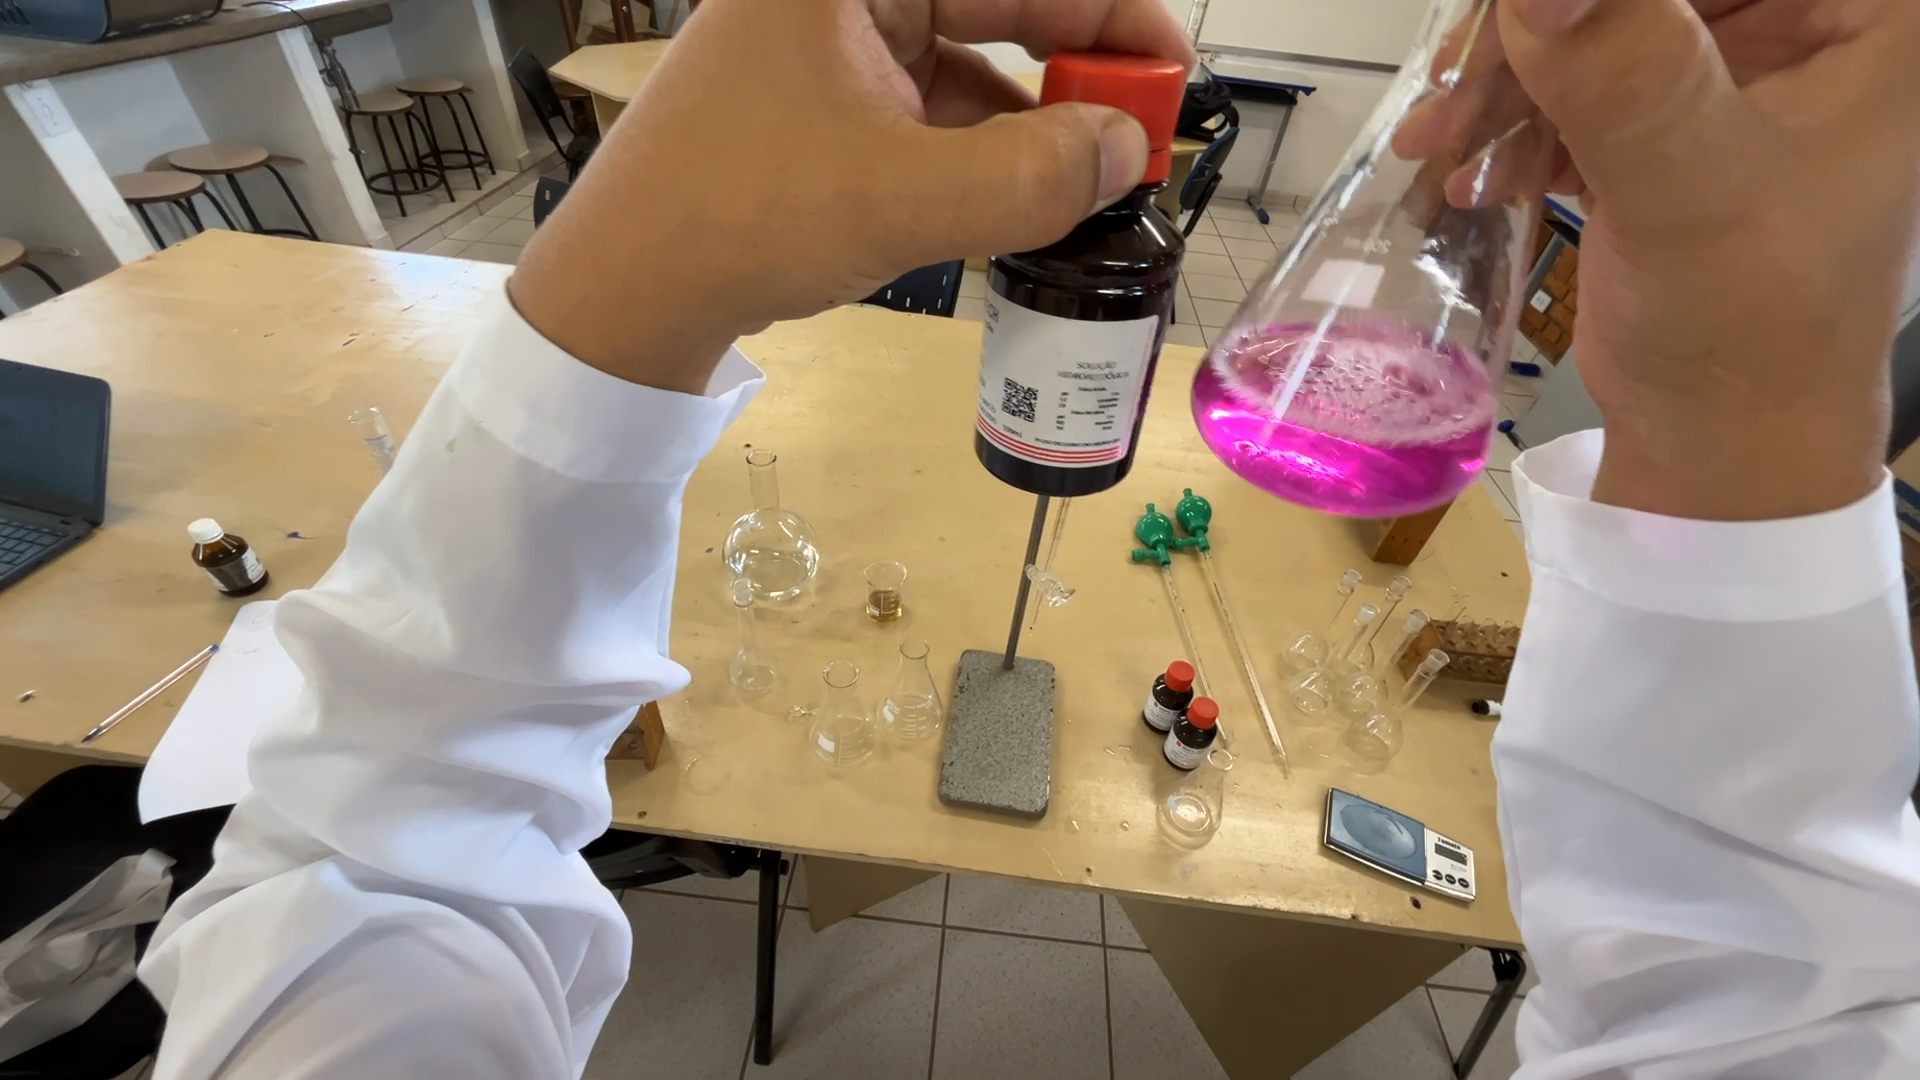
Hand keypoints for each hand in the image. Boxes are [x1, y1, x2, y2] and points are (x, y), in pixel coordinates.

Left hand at [509, 0, 1191, 393]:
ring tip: (1083, 184)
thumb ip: (1030, 178)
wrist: (640, 287)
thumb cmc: (751, 220)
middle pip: (995, 9)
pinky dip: (979, 158)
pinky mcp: (831, 110)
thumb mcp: (903, 199)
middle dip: (1074, 72)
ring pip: (967, 74)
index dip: (1109, 13)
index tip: (1169, 73)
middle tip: (1136, 132)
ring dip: (1028, 129)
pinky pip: (930, 120)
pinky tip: (1014, 200)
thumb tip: (1131, 151)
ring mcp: (836, 51)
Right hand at [1404, 0, 1919, 519]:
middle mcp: (1804, 27)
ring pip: (1596, 49)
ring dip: (1504, 97)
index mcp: (1870, 7)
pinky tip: (1469, 182)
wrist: (1716, 423)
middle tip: (1446, 87)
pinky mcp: (1660, 143)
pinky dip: (1512, 141)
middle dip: (1534, 44)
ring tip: (1429, 146)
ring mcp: (1724, 87)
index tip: (1501, 21)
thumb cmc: (1742, 314)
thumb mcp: (1689, 188)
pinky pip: (1573, 111)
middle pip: (1638, 2)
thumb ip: (1622, 78)